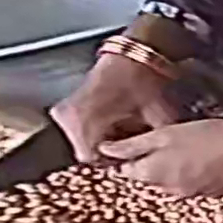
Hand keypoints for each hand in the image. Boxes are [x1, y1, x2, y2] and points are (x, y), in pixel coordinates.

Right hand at [51, 55, 181, 163]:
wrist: (133, 60)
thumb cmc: (147, 86)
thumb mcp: (160, 117)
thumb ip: (154, 143)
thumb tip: (160, 162)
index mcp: (83, 120)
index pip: (91, 158)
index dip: (116, 162)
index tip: (137, 159)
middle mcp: (65, 118)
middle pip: (88, 151)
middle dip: (114, 153)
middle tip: (140, 147)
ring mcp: (63, 113)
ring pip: (86, 142)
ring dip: (109, 142)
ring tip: (134, 135)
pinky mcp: (66, 109)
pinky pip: (83, 131)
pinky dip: (103, 133)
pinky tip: (124, 127)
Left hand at [99, 119, 222, 197]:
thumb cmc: (209, 136)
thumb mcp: (164, 134)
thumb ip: (131, 146)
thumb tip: (105, 151)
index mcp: (151, 175)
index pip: (125, 170)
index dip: (131, 156)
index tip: (141, 144)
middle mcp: (170, 191)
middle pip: (152, 179)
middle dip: (156, 165)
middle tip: (171, 145)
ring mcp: (198, 195)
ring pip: (178, 183)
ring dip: (180, 171)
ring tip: (196, 152)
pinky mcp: (221, 194)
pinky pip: (202, 185)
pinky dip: (203, 175)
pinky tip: (214, 161)